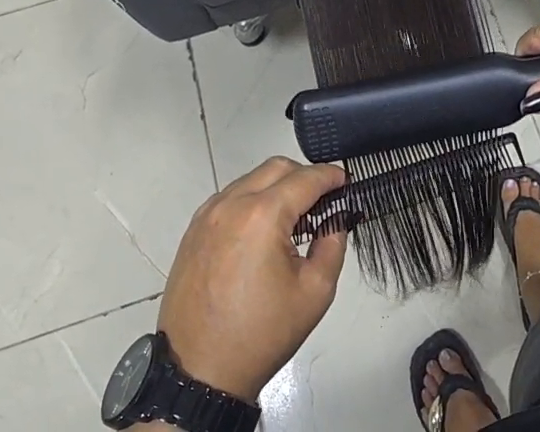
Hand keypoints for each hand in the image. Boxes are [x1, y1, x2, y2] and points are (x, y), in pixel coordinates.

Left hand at [157, 158, 348, 401]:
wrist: (200, 371)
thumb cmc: (262, 333)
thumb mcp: (315, 292)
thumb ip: (332, 244)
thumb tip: (335, 217)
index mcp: (262, 215)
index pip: (306, 179)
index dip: (331, 177)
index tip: (347, 183)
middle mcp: (231, 204)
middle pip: (276, 168)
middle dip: (304, 177)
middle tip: (323, 202)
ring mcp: (207, 216)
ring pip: (250, 180)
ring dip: (276, 188)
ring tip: (293, 221)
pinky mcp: (193, 232)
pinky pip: (229, 199)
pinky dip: (252, 202)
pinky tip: (262, 233)